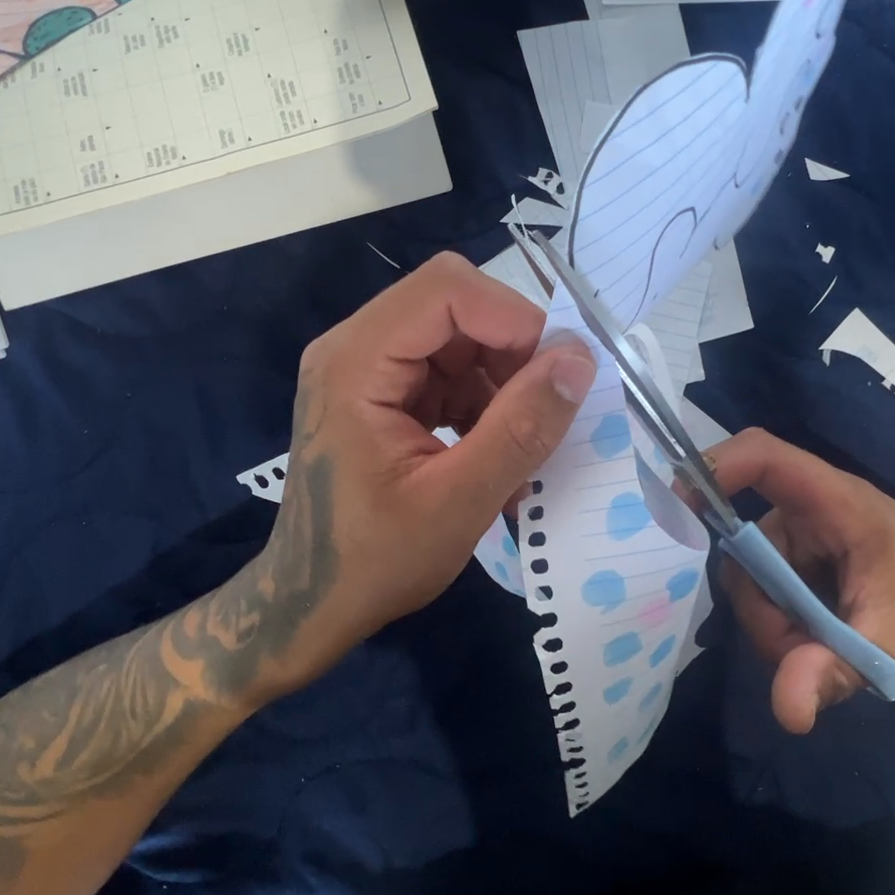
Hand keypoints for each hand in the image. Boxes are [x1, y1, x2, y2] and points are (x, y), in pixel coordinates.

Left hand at [231, 252, 596, 706]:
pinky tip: (497, 450)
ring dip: (503, 380)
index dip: (515, 318)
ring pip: (458, 338)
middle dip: (512, 350)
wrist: (315, 603)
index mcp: (356, 363)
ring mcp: (366, 371)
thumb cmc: (374, 562)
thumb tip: (579, 361)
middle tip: (548, 410)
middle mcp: (354, 349)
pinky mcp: (381, 396)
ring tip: (524, 443)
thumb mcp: (457, 502)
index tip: (562, 374)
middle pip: (453, 307)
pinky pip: (447, 372)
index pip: (447, 291)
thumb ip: (519, 429)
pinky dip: (484, 402)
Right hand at [703, 428, 894, 732]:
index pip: (765, 457)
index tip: (677, 507)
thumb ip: (834, 672)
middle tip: (794, 652)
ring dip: (769, 620)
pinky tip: (811, 641)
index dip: (714, 466)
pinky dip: (777, 619)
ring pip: (750, 571)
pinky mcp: (801, 555)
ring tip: (815, 653)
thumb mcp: (891, 648)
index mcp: (837, 503)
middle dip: (756, 604)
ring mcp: (803, 533)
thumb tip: (785, 713)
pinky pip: (764, 583)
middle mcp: (810, 508)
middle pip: (744, 539)